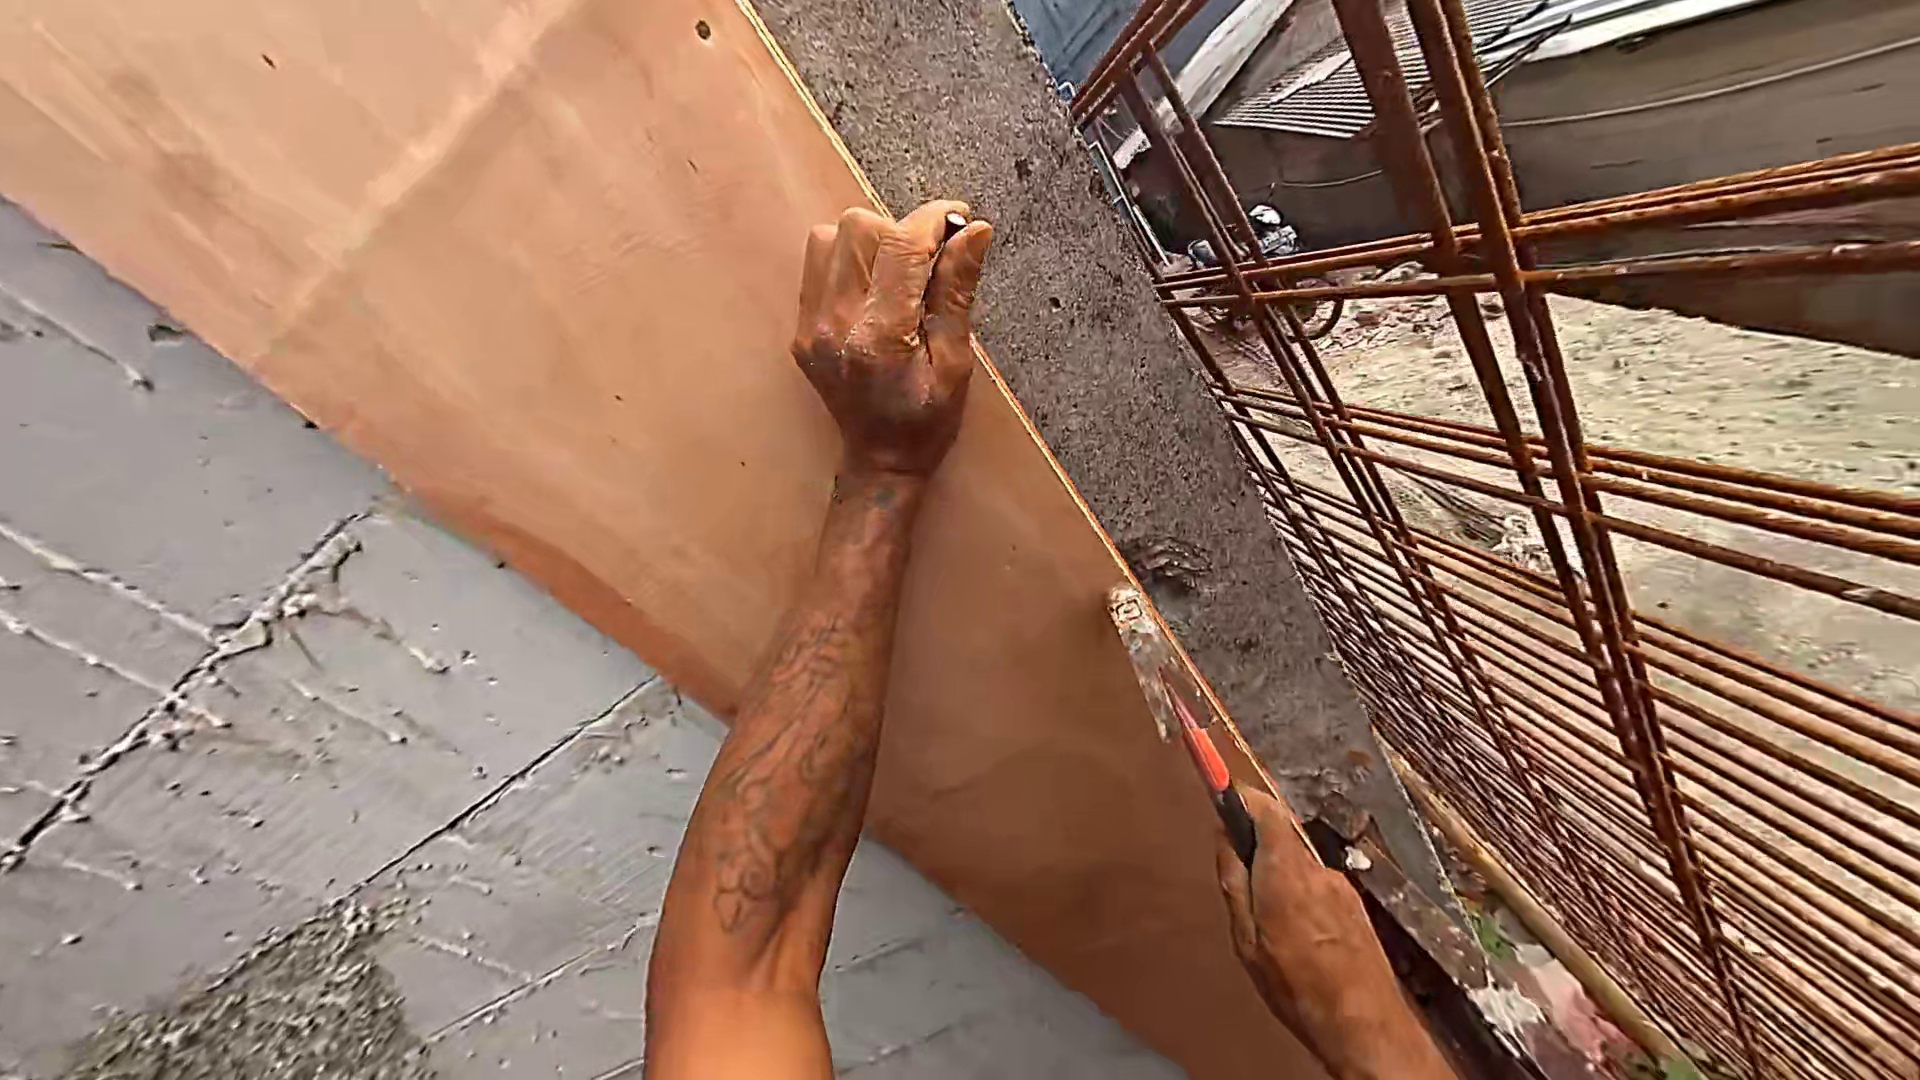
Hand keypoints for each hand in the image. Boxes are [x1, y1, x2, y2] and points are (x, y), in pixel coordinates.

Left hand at [792, 200, 993, 477]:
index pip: (901, 246)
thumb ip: (957, 292)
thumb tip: (973, 231)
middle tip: (928, 260)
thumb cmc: (926, 422)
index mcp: (881, 336)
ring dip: (870, 242)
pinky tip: (872, 289)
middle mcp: (836, 324)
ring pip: (829, 237)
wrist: (880, 460)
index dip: (933, 221)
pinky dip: (847, 261)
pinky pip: (815, 265)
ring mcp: (810, 327)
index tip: (957, 219)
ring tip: (896, 275)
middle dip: (901, 232)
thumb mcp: (956, 362)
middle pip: (859, 228)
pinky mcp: (800, 331)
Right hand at [1217, 786, 1453, 1079]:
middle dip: (1257, 847)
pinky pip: (1316, 882)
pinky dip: (1301, 893)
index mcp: (1284, 870)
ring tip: (1273, 923)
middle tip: (1242, 882)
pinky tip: (1301, 935)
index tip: (1223, 794)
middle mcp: (1315, 868)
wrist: (1369, 1033)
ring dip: (1279, 875)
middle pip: (1279, 834)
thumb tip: (1223, 833)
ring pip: (1297, 861)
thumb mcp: (1245, 937)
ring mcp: (1339, 885)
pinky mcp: (1354, 904)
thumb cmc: (1297, 988)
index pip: (1264, 807)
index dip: (1242, 796)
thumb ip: (1232, 878)